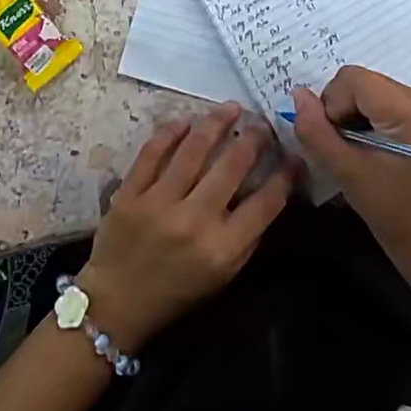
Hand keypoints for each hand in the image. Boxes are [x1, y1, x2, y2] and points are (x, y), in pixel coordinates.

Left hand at [77, 102, 294, 353]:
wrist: (117, 302)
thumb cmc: (177, 291)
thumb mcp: (223, 276)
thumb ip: (247, 237)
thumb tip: (268, 192)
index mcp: (223, 248)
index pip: (265, 202)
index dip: (285, 175)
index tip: (293, 156)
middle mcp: (194, 221)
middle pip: (232, 167)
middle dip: (253, 140)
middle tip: (262, 124)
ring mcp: (159, 203)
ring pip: (194, 150)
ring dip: (216, 124)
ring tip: (231, 108)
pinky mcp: (130, 193)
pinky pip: (153, 153)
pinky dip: (170, 132)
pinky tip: (187, 119)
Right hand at [291, 66, 410, 243]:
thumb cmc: (385, 204)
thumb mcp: (343, 169)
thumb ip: (315, 130)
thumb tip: (298, 93)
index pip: (354, 80)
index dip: (333, 105)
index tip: (338, 138)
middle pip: (360, 80)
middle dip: (340, 107)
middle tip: (345, 143)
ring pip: (366, 84)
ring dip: (349, 109)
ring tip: (358, 142)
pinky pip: (377, 91)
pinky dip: (363, 110)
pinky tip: (370, 138)